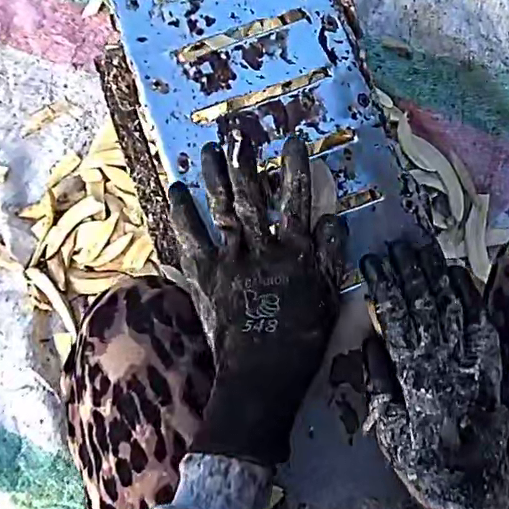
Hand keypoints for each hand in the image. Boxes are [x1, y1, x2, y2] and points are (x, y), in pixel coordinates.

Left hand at [168, 136, 346, 465]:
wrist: (261, 375)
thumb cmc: (301, 339)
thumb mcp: (329, 298)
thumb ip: (332, 256)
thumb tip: (332, 217)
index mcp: (294, 252)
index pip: (297, 200)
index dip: (295, 169)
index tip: (292, 141)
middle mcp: (260, 247)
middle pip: (252, 196)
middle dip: (246, 161)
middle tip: (237, 133)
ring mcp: (230, 259)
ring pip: (222, 208)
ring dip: (215, 176)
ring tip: (208, 150)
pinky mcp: (205, 274)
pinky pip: (192, 238)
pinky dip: (183, 213)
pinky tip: (176, 189)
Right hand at [361, 241, 508, 508]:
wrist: (473, 492)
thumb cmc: (421, 461)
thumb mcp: (388, 428)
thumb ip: (379, 381)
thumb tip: (372, 339)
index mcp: (414, 377)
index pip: (396, 319)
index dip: (384, 286)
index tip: (371, 262)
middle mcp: (444, 363)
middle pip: (424, 305)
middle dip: (408, 271)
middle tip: (395, 244)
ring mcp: (471, 363)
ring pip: (452, 308)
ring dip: (434, 275)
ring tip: (420, 248)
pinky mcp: (490, 367)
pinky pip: (480, 324)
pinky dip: (469, 296)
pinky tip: (456, 272)